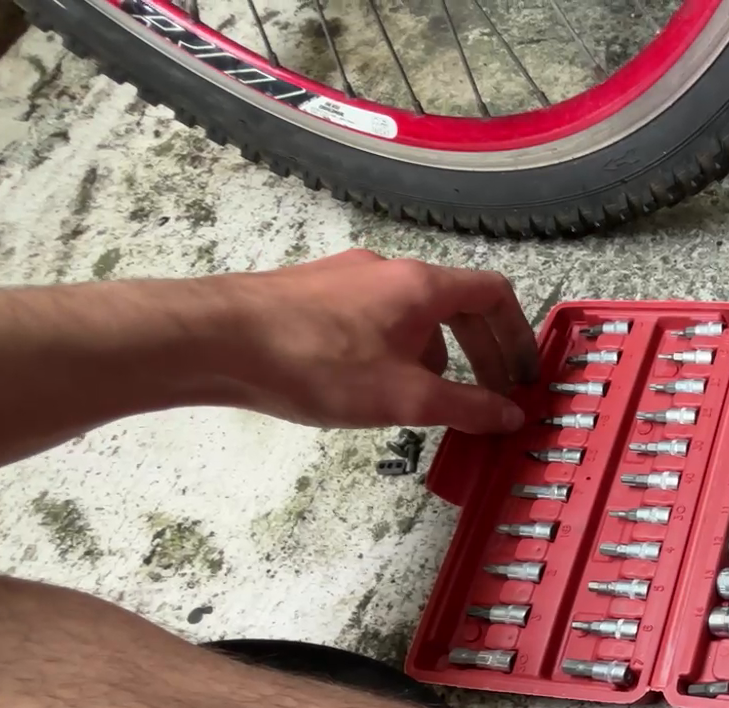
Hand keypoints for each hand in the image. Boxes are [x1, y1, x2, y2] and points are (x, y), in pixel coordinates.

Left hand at [215, 250, 537, 433]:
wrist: (204, 340)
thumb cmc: (319, 365)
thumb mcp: (408, 398)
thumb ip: (470, 408)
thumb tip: (512, 416)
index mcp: (423, 286)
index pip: (495, 295)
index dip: (519, 335)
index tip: (524, 375)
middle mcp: (389, 269)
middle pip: (460, 306)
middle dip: (484, 354)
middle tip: (491, 396)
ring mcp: (347, 276)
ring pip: (418, 313)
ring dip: (442, 355)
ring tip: (429, 398)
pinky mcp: (312, 290)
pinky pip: (379, 315)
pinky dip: (400, 347)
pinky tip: (375, 382)